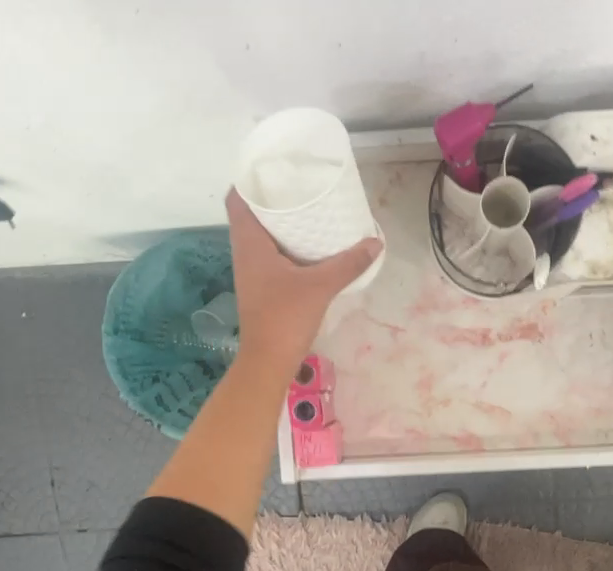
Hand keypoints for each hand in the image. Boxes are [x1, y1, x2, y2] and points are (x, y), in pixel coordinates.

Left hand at [225, 189, 382, 369]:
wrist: (268, 360)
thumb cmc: (285, 317)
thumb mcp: (320, 286)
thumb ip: (348, 264)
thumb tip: (375, 243)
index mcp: (249, 243)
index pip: (236, 198)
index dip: (249, 179)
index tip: (273, 168)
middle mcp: (244, 253)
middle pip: (250, 214)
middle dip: (271, 199)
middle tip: (298, 186)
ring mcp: (251, 273)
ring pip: (260, 237)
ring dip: (278, 224)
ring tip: (305, 212)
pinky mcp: (261, 289)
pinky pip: (269, 256)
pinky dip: (284, 246)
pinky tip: (307, 249)